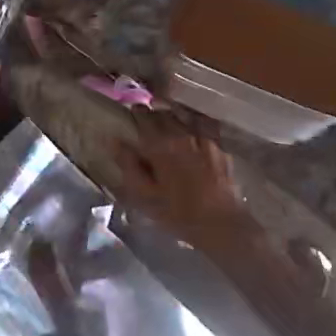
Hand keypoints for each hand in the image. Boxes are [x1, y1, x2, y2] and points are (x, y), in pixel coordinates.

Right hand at [112, 111, 256, 248]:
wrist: (220, 223)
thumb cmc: (177, 212)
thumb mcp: (145, 194)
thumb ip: (128, 165)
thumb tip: (114, 141)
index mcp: (160, 145)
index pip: (144, 117)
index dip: (136, 112)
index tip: (132, 113)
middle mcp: (182, 134)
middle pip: (164, 114)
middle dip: (153, 113)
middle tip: (147, 118)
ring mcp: (203, 137)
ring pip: (184, 114)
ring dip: (173, 113)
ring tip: (168, 117)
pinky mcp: (219, 145)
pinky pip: (204, 123)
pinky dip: (195, 120)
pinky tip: (192, 125)